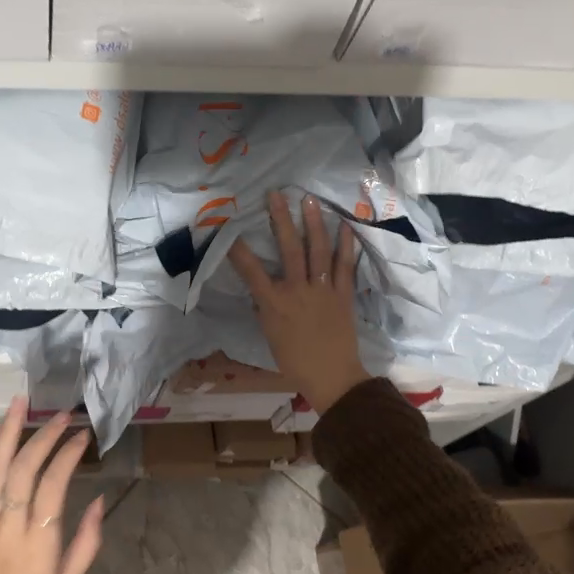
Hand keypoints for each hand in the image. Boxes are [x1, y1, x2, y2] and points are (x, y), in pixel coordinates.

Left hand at [0, 400, 104, 573]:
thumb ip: (86, 542)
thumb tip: (97, 501)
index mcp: (38, 539)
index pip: (52, 484)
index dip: (67, 455)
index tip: (82, 436)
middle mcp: (10, 522)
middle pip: (24, 467)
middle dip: (44, 436)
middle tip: (63, 415)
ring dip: (9, 431)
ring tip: (20, 402)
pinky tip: (0, 432)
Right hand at [228, 192, 372, 413]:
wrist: (332, 377)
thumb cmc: (294, 362)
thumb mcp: (270, 335)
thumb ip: (265, 309)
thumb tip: (261, 290)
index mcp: (274, 304)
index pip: (251, 271)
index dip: (238, 248)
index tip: (228, 226)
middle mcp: (297, 291)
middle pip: (289, 249)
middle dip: (280, 220)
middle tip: (275, 195)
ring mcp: (323, 290)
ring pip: (318, 251)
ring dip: (313, 223)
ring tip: (309, 200)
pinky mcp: (343, 294)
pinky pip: (345, 266)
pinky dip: (345, 245)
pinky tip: (344, 226)